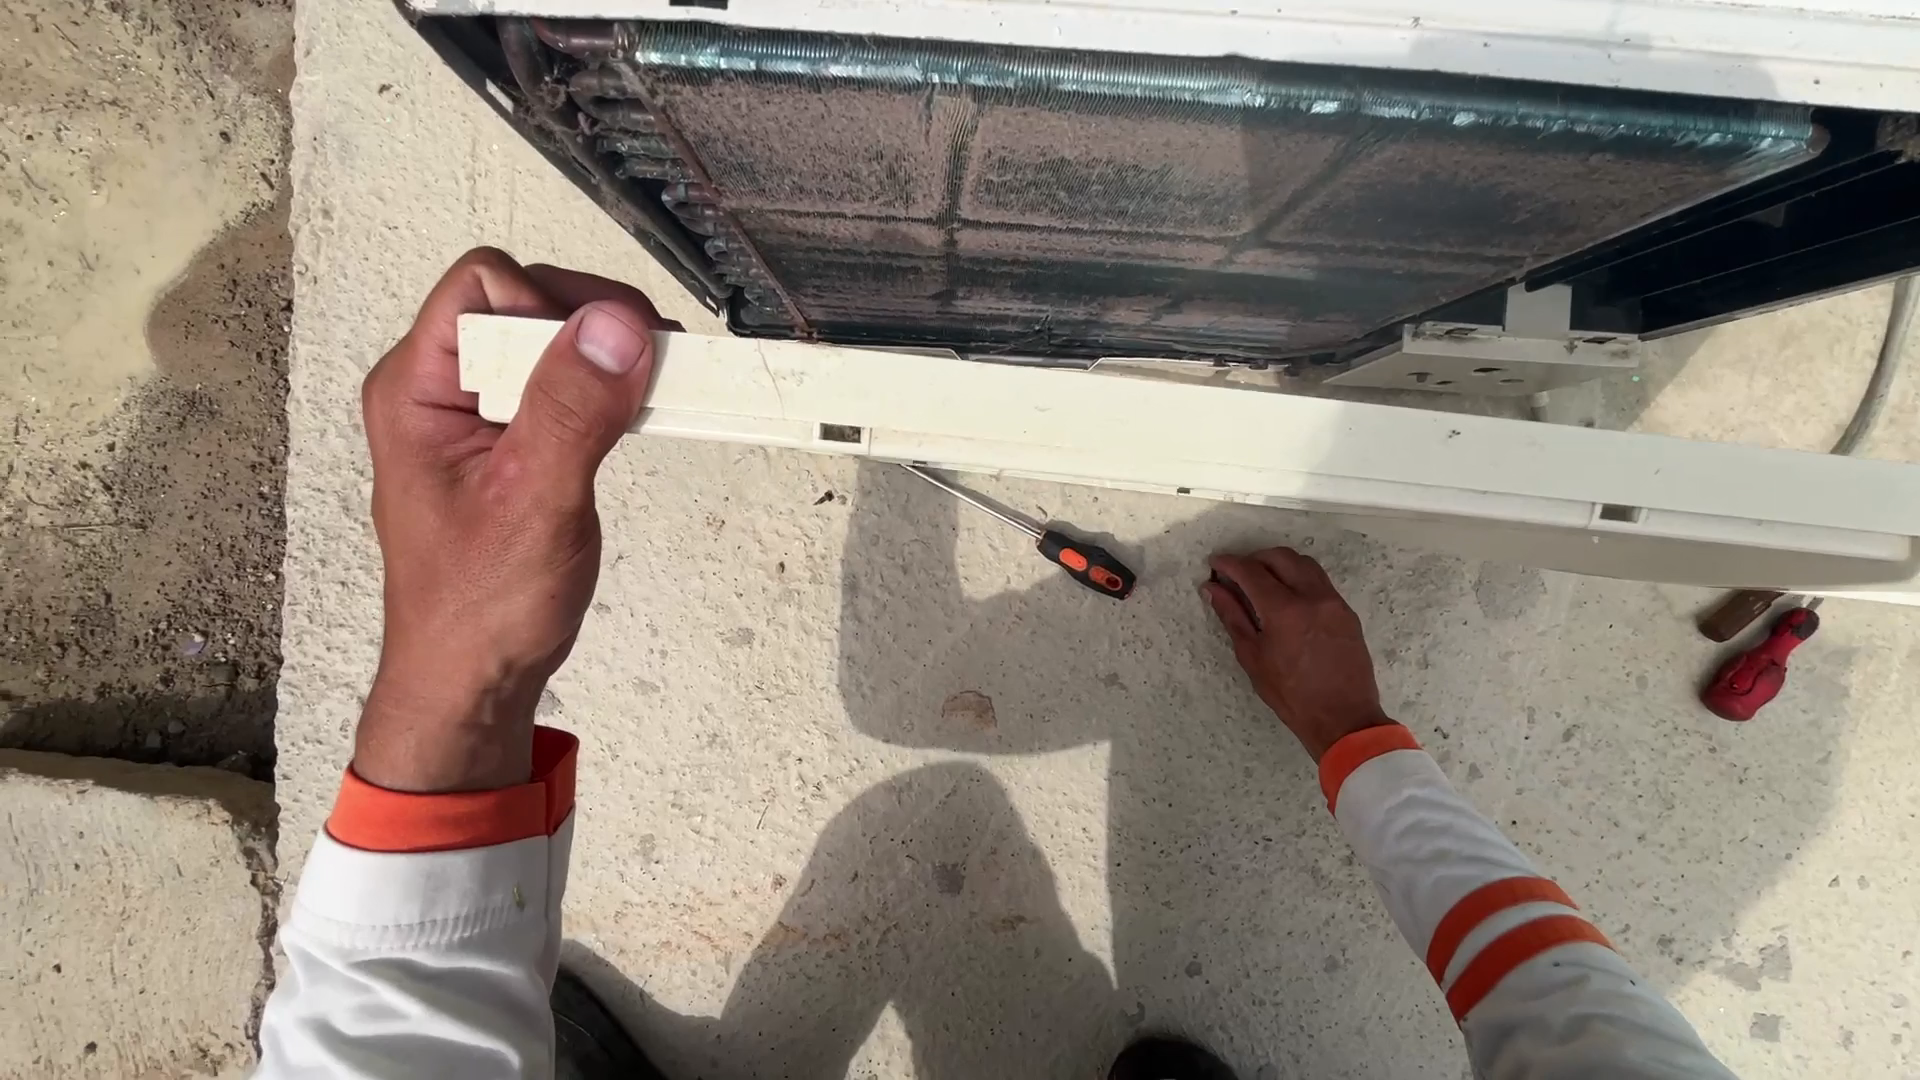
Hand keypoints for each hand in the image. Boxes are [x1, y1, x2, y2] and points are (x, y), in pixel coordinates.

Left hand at [354, 248, 671, 792]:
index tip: (624, 351)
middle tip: (659, 361)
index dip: (559, 302)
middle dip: (596, 322)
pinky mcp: (518, 445)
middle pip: (523, 304)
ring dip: (610, 355)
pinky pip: (564, 388)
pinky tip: (638, 411)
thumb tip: (620, 325)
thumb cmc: (487, 603)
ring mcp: (482, 417)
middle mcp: (445, 389)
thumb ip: (573, 411)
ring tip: (660, 385)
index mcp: (419, 387)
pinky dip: (609, 389)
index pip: (486, 285)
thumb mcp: (533, 501)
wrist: (478, 675)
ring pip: (550, 345)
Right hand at [1201, 547, 1395, 761]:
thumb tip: (1212, 589)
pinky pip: (1319, 581)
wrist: (1343, 718)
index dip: (1229, 563)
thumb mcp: (1252, 656)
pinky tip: (1286, 597)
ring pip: (1303, 564)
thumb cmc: (1289, 693)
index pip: (1251, 571)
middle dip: (1254, 559)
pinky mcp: (1346, 612)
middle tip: (1236, 573)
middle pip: (1280, 557)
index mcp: (1284, 610)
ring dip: (1278, 564)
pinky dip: (1298, 578)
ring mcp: (1334, 602)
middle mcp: (1312, 596)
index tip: (1214, 564)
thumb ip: (1232, 616)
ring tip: (1261, 581)